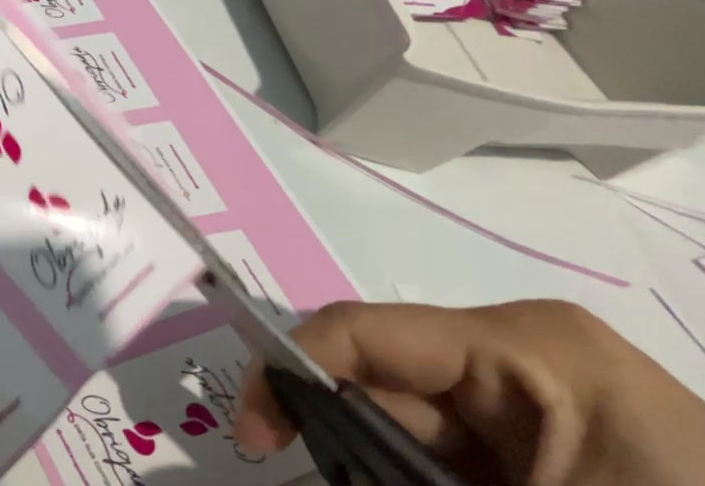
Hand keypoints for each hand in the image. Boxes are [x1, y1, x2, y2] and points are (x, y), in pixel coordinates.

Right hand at [236, 299, 704, 485]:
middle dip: (335, 427)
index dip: (290, 371)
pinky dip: (411, 469)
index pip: (364, 331)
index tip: (255, 440)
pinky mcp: (546, 442)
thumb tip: (302, 460)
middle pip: (383, 380)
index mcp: (522, 343)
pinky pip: (449, 447)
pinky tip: (389, 477)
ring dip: (371, 457)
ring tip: (353, 475)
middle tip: (303, 469)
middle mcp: (517, 354)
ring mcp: (536, 399)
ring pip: (409, 420)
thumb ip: (398, 462)